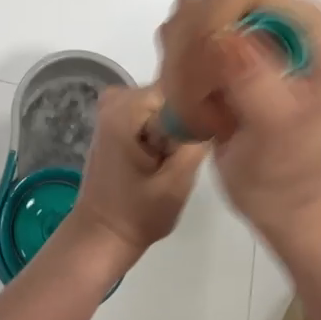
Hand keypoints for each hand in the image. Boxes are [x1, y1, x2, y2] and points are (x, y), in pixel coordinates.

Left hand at [64, 86, 206, 268]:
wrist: (104, 232)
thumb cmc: (138, 213)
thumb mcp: (176, 182)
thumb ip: (195, 139)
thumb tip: (216, 108)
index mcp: (125, 109)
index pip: (179, 87)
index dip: (198, 109)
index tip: (207, 136)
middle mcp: (115, 97)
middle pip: (170, 92)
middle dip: (185, 119)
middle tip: (186, 155)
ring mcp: (112, 104)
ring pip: (163, 101)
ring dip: (175, 125)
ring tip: (175, 158)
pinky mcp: (115, 116)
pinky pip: (151, 109)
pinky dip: (162, 128)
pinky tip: (163, 155)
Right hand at [159, 0, 320, 247]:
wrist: (279, 198)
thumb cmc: (286, 171)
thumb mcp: (279, 132)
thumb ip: (258, 83)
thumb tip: (226, 38)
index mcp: (315, 27)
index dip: (211, 21)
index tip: (205, 74)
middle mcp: (286, 15)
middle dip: (194, 48)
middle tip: (201, 98)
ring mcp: (254, 26)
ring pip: (189, 13)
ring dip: (183, 63)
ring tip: (203, 107)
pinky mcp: (227, 40)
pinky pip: (180, 33)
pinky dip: (178, 68)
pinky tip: (197, 102)